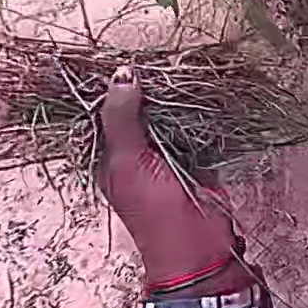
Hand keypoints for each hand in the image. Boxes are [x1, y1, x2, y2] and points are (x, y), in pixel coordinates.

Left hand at [97, 69, 241, 292]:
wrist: (200, 249)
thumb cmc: (155, 213)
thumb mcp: (129, 162)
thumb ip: (122, 118)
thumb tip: (122, 75)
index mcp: (109, 154)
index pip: (106, 110)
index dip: (114, 86)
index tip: (127, 58)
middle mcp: (135, 149)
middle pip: (138, 108)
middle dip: (148, 86)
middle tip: (159, 57)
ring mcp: (164, 151)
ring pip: (166, 113)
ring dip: (174, 95)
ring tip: (181, 66)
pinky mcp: (193, 153)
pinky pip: (192, 123)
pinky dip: (196, 108)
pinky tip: (201, 87)